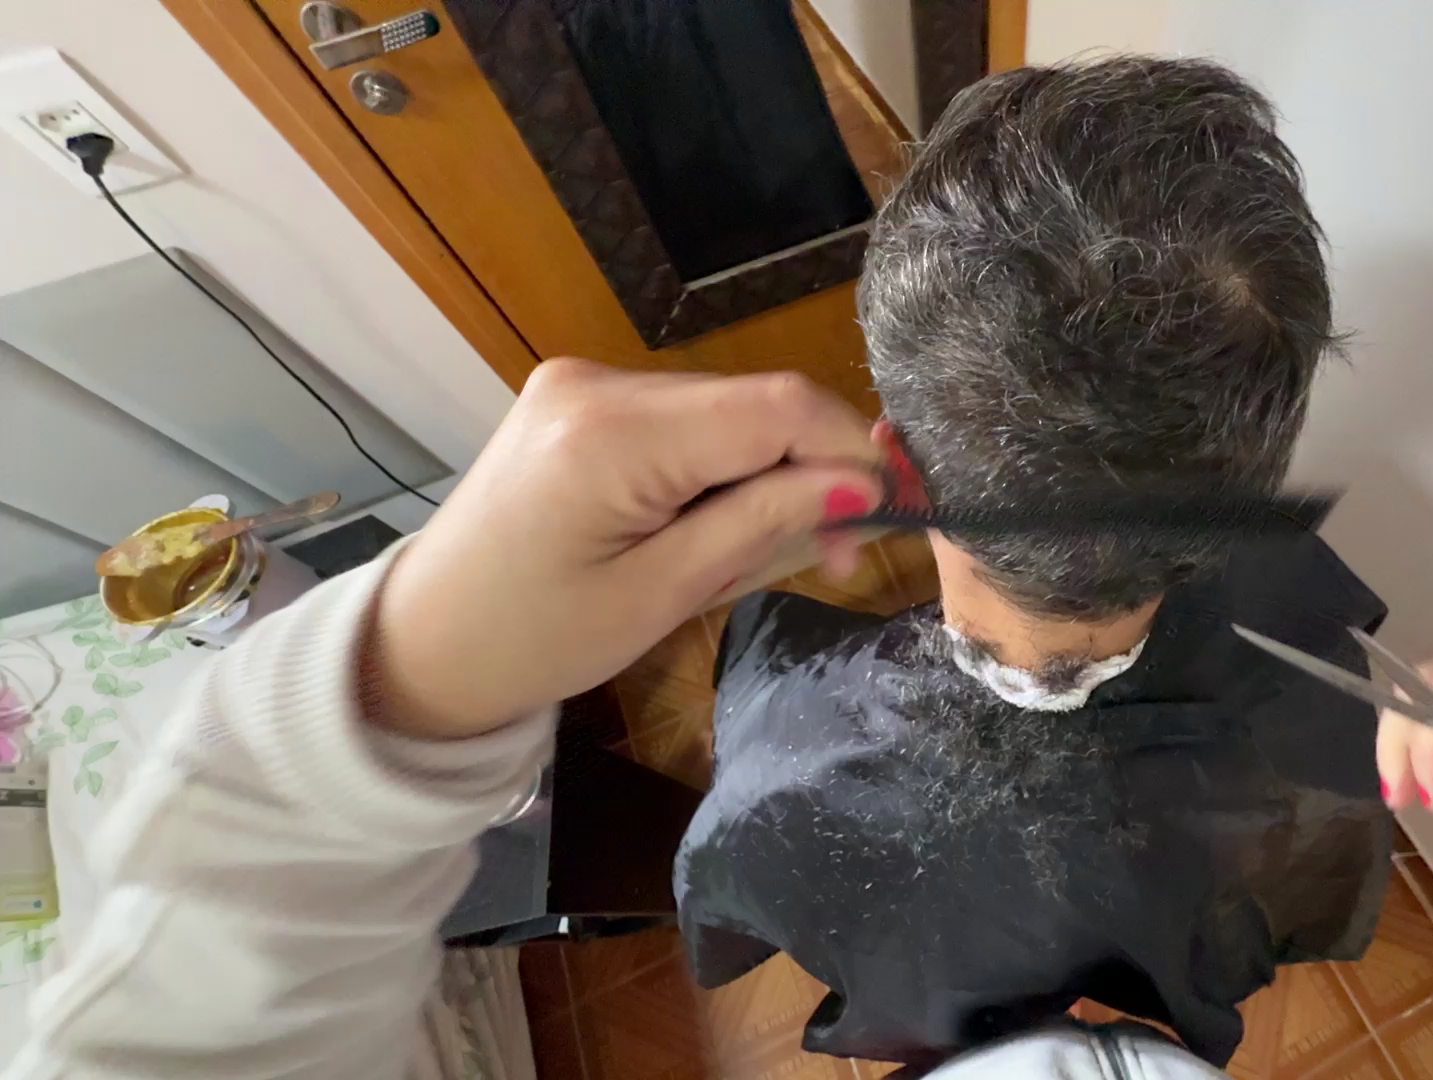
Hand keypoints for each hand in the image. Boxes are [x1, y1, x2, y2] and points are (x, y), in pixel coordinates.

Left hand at [365, 360, 882, 738]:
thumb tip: (860, 485)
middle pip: (760, 404)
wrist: (425, 643)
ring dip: (780, 473)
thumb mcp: (666, 593)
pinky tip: (732, 518)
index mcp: (610, 433)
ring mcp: (592, 382)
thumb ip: (765, 522)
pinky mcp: (592, 400)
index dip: (854, 450)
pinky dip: (737, 468)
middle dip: (821, 469)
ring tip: (782, 545)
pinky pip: (699, 422)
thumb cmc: (538, 641)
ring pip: (737, 412)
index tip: (898, 507)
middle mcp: (600, 381)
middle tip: (846, 547)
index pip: (776, 409)